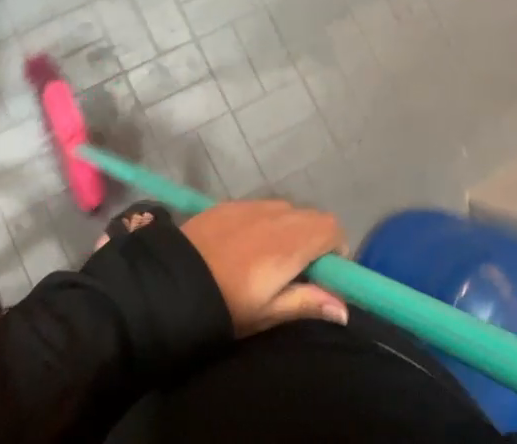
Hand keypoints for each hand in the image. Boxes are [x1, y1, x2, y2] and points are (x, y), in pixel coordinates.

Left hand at [180, 200, 347, 335]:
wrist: (172, 281)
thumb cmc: (226, 303)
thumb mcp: (269, 312)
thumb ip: (308, 302)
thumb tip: (344, 308)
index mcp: (290, 242)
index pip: (332, 227)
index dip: (335, 248)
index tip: (323, 274)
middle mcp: (275, 215)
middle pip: (311, 216)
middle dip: (313, 239)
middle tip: (298, 271)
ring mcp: (250, 205)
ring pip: (285, 210)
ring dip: (289, 229)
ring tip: (270, 260)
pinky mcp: (228, 204)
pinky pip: (260, 207)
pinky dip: (265, 222)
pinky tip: (245, 246)